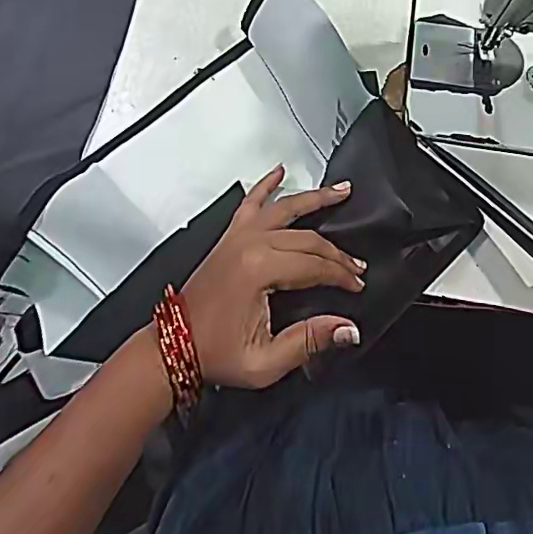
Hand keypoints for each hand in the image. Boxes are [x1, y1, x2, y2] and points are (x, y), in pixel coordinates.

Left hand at [176, 166, 365, 388]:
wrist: (176, 345)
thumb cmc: (215, 353)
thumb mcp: (266, 361)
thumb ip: (310, 340)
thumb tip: (347, 329)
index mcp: (258, 270)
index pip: (315, 264)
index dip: (341, 275)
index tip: (356, 286)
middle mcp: (248, 245)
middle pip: (307, 238)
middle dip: (336, 253)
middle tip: (356, 266)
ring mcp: (238, 237)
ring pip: (285, 209)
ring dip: (315, 199)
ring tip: (340, 191)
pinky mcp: (230, 237)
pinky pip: (251, 202)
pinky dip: (266, 184)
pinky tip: (279, 172)